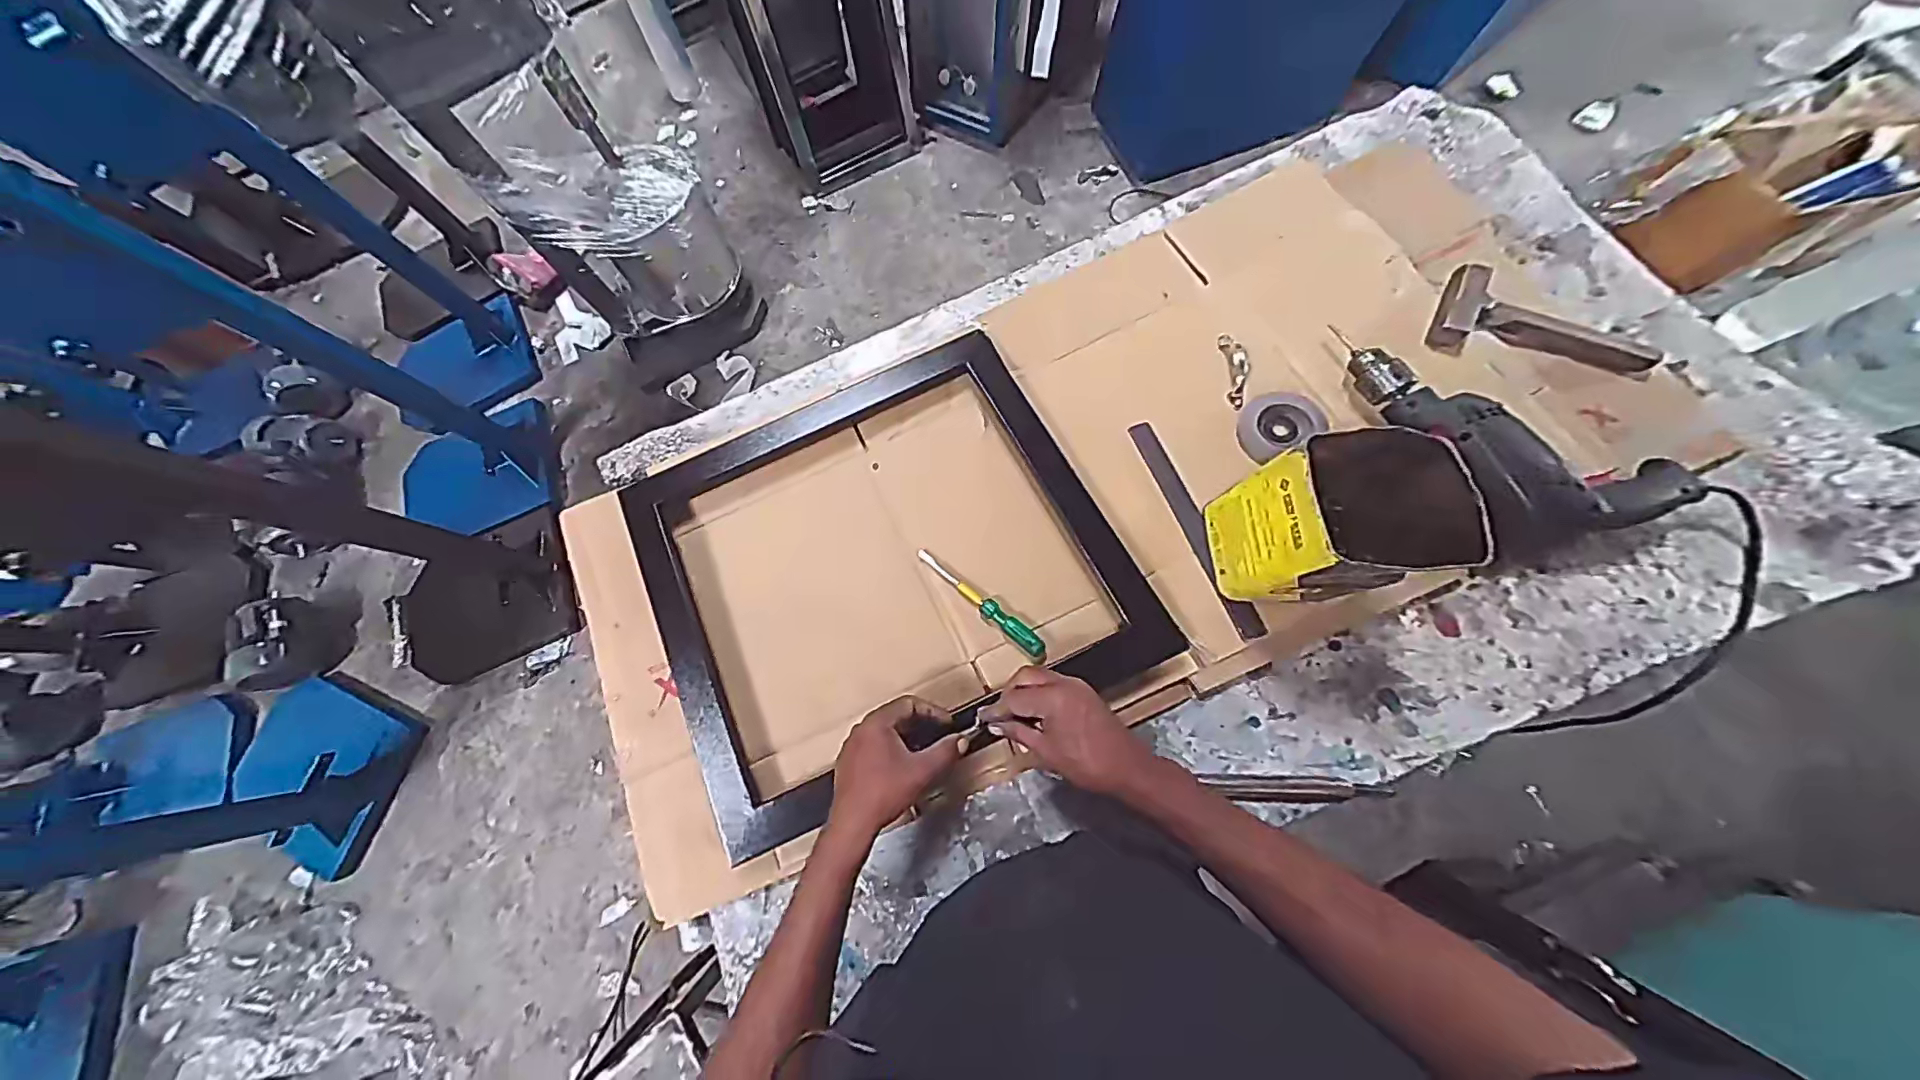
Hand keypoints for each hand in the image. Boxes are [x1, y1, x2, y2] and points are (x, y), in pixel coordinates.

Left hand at [826, 697, 965, 841]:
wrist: (853, 822)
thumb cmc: (883, 793)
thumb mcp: (923, 770)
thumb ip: (945, 751)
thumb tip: (960, 741)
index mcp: (876, 723)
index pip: (908, 704)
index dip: (932, 711)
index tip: (946, 723)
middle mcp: (861, 730)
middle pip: (895, 716)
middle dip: (920, 725)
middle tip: (938, 735)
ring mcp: (851, 746)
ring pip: (884, 732)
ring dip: (905, 738)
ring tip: (922, 752)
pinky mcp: (848, 763)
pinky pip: (873, 746)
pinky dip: (891, 750)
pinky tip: (901, 768)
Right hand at [977, 667, 1162, 796]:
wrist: (1127, 767)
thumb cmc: (1087, 764)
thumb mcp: (1047, 752)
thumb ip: (1019, 732)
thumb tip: (998, 724)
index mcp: (1052, 697)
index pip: (1014, 697)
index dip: (996, 709)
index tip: (983, 718)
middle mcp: (1064, 684)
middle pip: (1026, 676)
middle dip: (1009, 692)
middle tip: (999, 714)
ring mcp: (1076, 685)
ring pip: (1040, 677)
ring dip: (1024, 690)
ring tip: (1014, 714)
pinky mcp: (1084, 692)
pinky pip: (1053, 683)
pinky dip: (1039, 692)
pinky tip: (1035, 712)